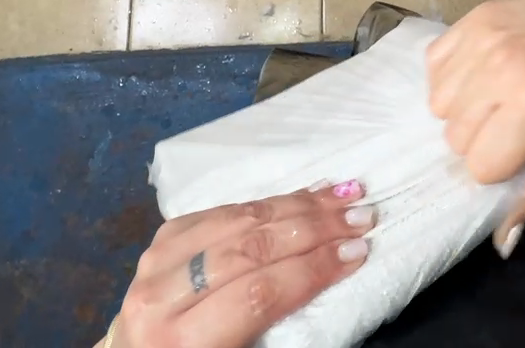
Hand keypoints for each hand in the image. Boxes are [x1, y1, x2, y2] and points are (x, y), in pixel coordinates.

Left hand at [100, 182, 373, 347]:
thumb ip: (275, 328)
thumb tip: (330, 273)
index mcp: (182, 342)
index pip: (258, 293)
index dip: (312, 270)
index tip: (359, 252)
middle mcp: (164, 295)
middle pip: (252, 248)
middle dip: (315, 229)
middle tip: (363, 216)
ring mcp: (160, 257)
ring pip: (243, 218)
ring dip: (302, 204)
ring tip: (346, 195)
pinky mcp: (167, 233)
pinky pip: (230, 208)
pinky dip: (275, 199)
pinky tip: (309, 191)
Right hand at [426, 0, 524, 250]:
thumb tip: (500, 242)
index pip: (479, 166)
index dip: (501, 165)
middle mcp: (498, 71)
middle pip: (454, 136)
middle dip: (481, 139)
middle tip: (513, 121)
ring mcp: (482, 38)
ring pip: (438, 102)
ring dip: (462, 108)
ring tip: (496, 96)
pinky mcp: (474, 16)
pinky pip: (435, 62)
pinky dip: (451, 74)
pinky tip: (482, 72)